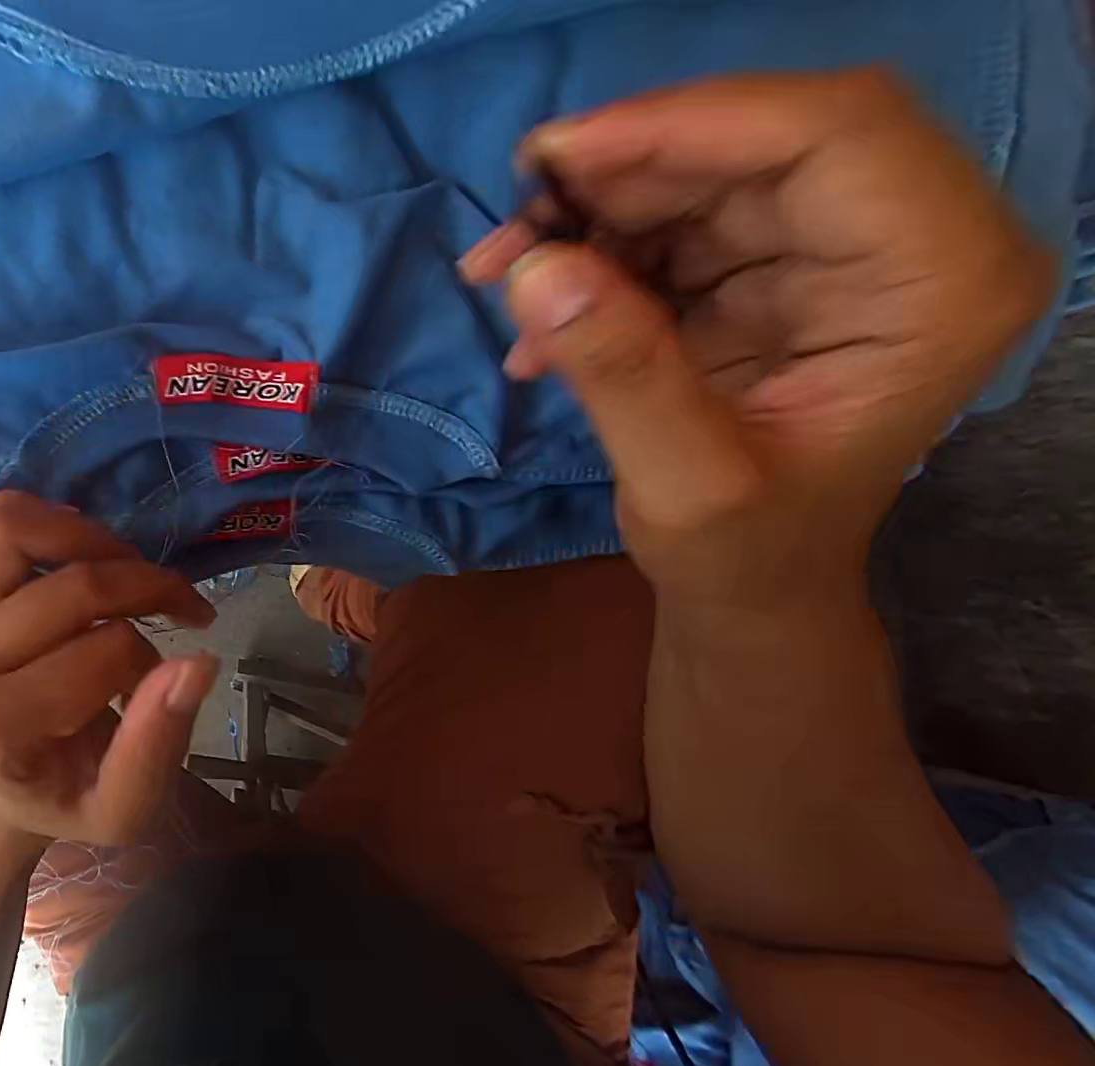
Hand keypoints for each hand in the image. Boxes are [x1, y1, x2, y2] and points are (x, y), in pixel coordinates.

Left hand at [0, 492, 218, 846]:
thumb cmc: (59, 794)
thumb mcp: (121, 808)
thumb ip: (157, 746)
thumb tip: (199, 664)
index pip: (106, 650)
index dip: (153, 659)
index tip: (168, 677)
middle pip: (71, 586)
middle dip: (146, 585)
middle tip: (177, 601)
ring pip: (10, 530)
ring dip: (86, 533)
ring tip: (122, 564)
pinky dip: (25, 513)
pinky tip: (65, 545)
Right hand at [461, 70, 1053, 613]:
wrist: (744, 581)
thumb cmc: (738, 547)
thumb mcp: (681, 479)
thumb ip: (619, 372)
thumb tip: (533, 271)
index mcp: (929, 282)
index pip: (828, 136)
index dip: (685, 125)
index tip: (555, 158)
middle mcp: (892, 246)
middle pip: (748, 151)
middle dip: (612, 180)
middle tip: (505, 232)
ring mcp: (817, 261)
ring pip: (691, 187)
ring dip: (581, 224)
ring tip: (495, 275)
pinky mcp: (751, 283)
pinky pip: (658, 240)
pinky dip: (582, 269)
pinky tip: (534, 329)